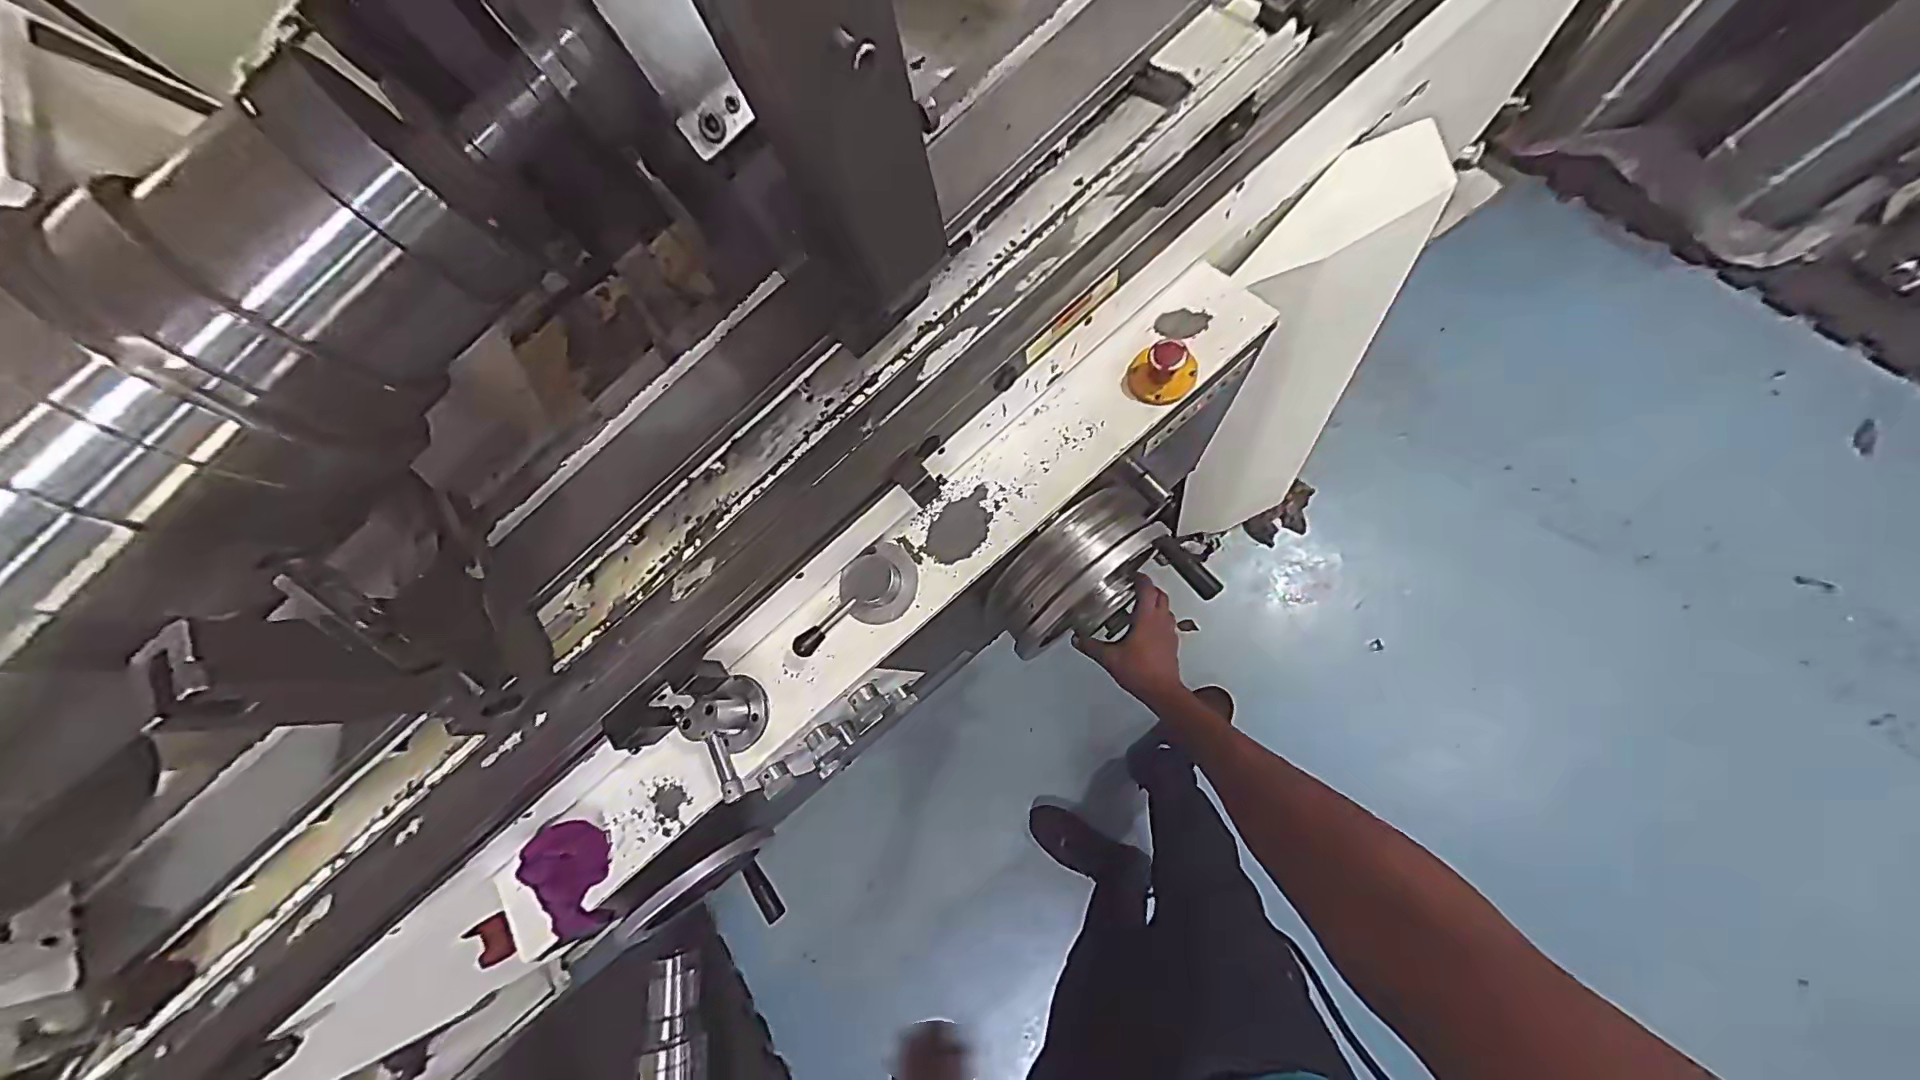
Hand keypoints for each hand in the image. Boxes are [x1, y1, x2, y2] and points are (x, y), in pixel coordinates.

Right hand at [1075, 575, 1184, 704]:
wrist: (1162, 691)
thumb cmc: (1142, 674)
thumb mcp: (1109, 658)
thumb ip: (1091, 646)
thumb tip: (1079, 640)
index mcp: (1146, 619)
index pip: (1148, 590)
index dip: (1141, 579)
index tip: (1135, 575)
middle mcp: (1161, 623)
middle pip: (1161, 595)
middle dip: (1150, 588)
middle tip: (1139, 586)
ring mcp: (1169, 633)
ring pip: (1167, 609)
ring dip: (1157, 603)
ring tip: (1142, 606)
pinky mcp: (1172, 644)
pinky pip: (1169, 624)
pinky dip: (1160, 620)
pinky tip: (1149, 630)